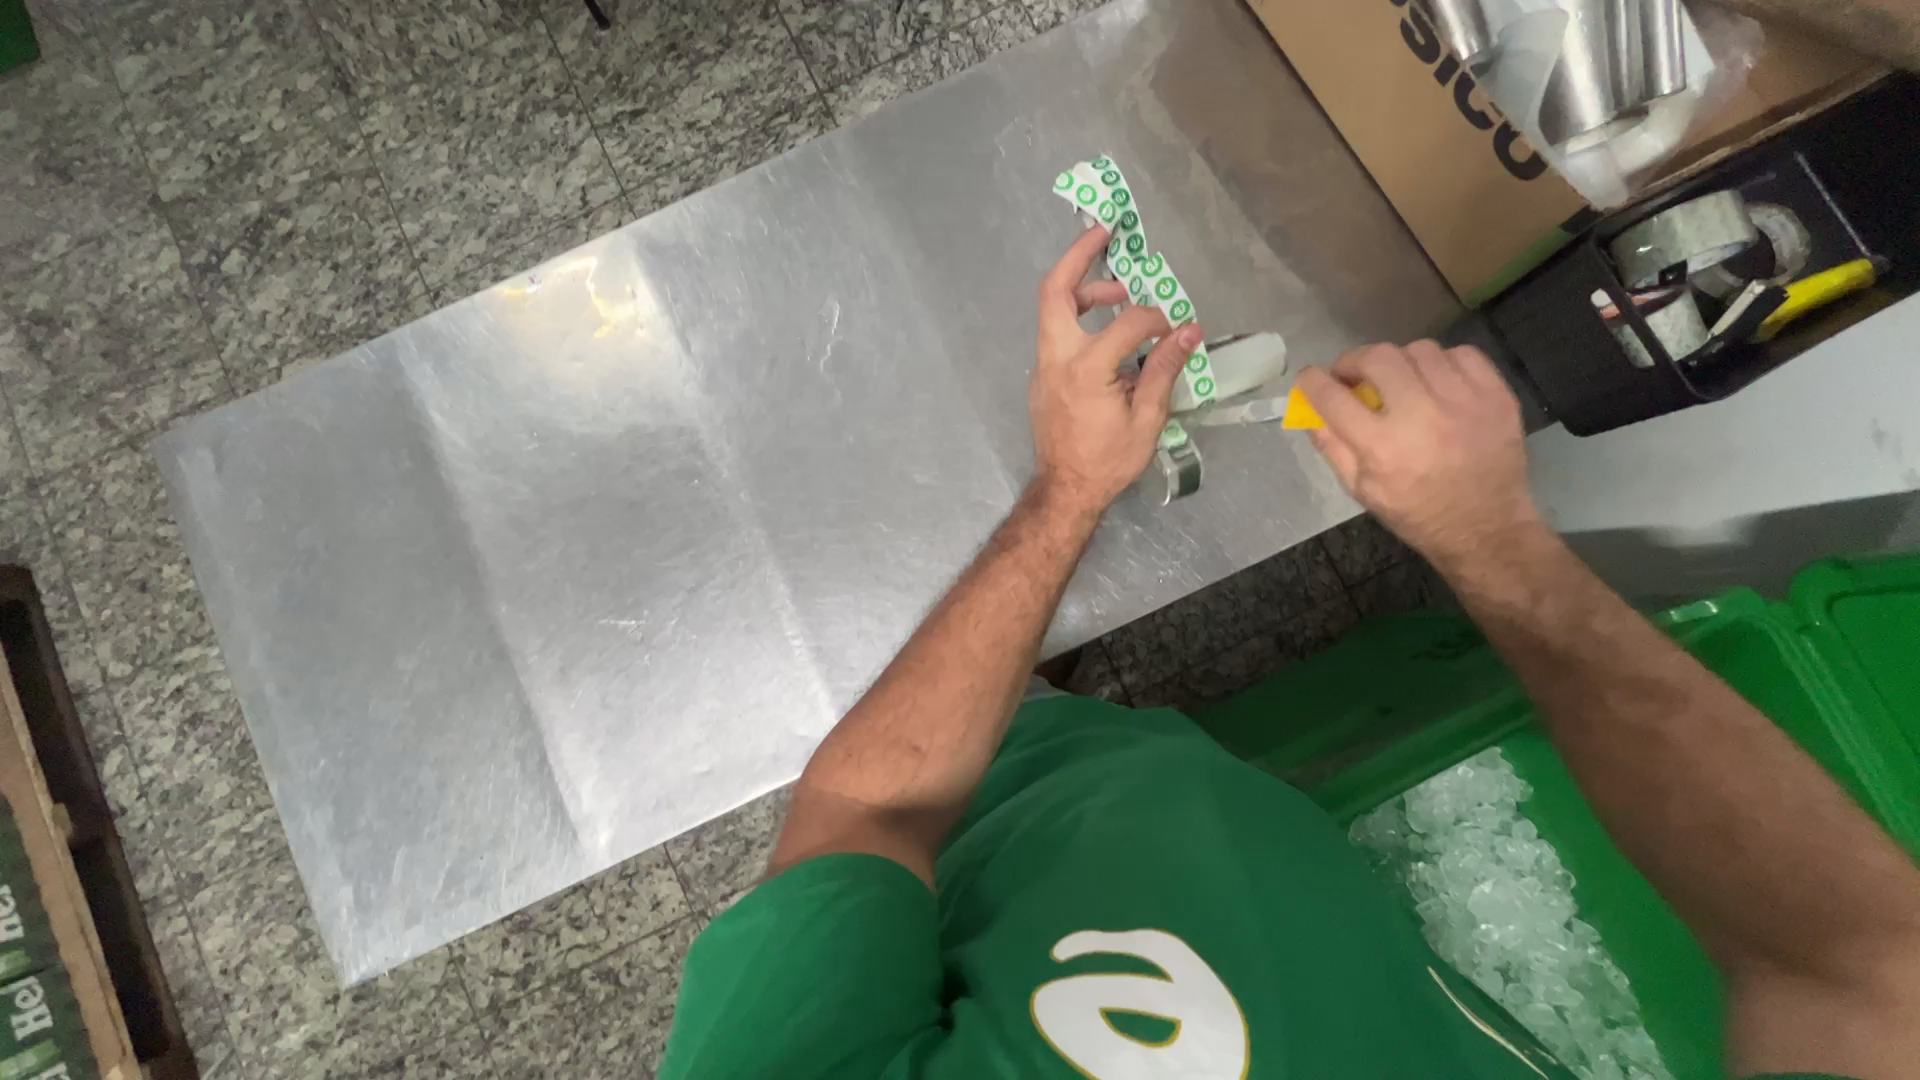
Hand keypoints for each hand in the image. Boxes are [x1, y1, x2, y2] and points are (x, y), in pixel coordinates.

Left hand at [1029, 226, 1201, 516]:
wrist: (1066, 489)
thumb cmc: (1108, 461)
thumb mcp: (1146, 420)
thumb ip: (1164, 370)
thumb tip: (1188, 331)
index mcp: (1086, 369)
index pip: (1128, 323)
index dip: (1158, 319)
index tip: (1176, 328)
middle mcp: (1057, 359)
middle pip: (1055, 291)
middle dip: (1078, 255)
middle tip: (1103, 231)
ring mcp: (1043, 367)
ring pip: (1052, 310)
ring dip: (1082, 290)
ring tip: (1118, 293)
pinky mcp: (1042, 378)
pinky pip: (1056, 334)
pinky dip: (1077, 318)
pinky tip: (1105, 330)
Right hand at [1298, 340, 1541, 571]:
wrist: (1484, 526)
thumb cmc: (1413, 512)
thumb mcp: (1360, 489)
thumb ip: (1331, 446)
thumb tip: (1308, 409)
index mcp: (1381, 446)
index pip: (1333, 397)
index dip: (1312, 381)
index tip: (1308, 378)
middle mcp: (1421, 416)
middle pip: (1378, 358)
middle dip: (1354, 361)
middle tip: (1353, 375)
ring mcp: (1463, 402)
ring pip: (1420, 350)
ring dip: (1398, 361)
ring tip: (1398, 380)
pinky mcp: (1496, 396)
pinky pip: (1463, 354)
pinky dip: (1441, 362)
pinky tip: (1435, 382)